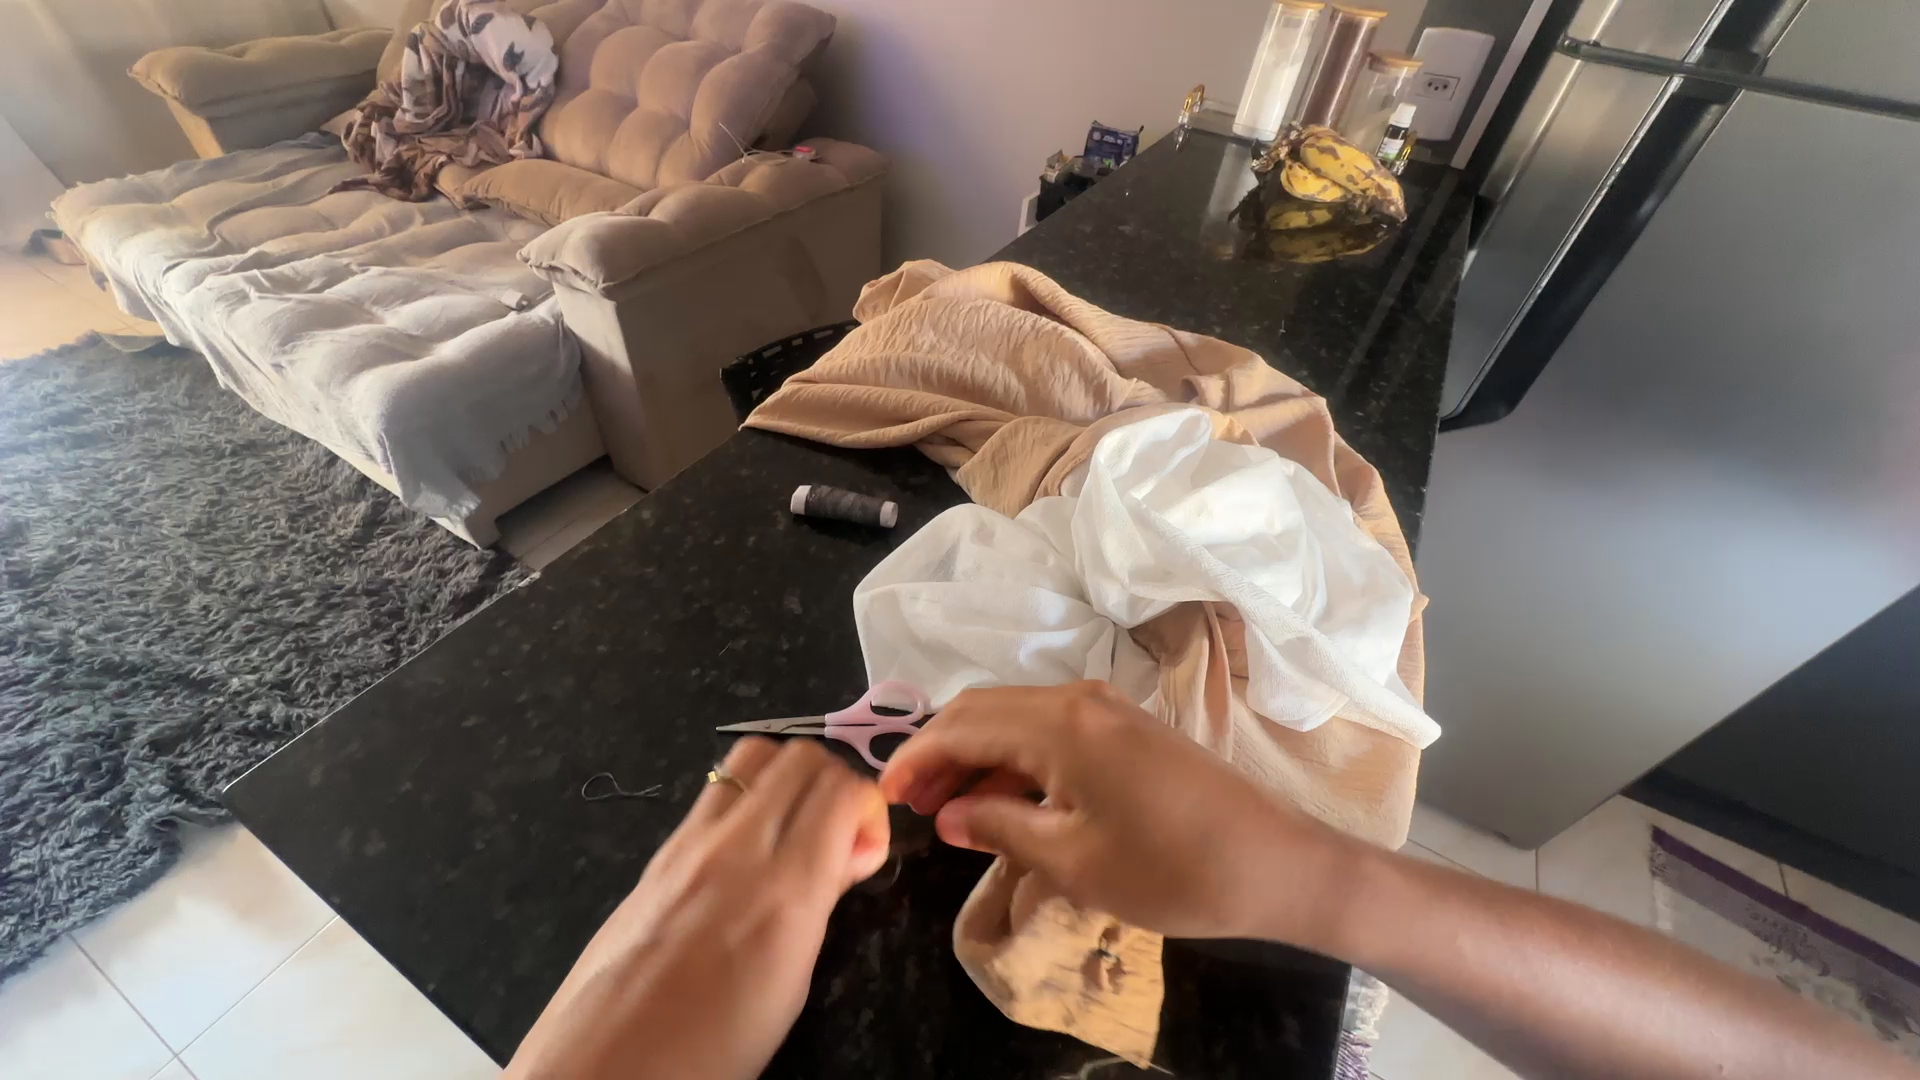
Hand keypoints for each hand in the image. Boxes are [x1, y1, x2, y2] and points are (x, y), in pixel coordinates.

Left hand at [505, 738, 889, 1079]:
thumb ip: (823, 899)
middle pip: (804, 757)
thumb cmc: (712, 1048)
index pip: (843, 790)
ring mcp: (694, 839)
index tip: (866, 851)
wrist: (601, 1070)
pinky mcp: (663, 846)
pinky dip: (754, 792)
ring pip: (758, 753)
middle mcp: (740, 846)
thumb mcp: (793, 985)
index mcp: (785, 890)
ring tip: (796, 823)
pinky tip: (753, 840)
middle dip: (837, 783)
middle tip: (837, 834)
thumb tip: (851, 851)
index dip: (871, 808)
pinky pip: (720, 786)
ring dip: (792, 775)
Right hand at [878, 681, 1356, 945]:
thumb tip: (947, 814)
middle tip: (911, 804)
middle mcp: (1075, 698)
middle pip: (983, 710)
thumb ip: (998, 826)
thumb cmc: (1171, 868)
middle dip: (939, 752)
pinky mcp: (1120, 725)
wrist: (1276, 861)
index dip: (916, 758)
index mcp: (1058, 723)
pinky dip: (1012, 757)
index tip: (885, 795)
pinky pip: (1046, 729)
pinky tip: (1000, 796)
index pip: (962, 725)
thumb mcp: (1072, 860)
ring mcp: (1101, 707)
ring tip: (946, 805)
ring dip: (974, 754)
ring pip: (1013, 717)